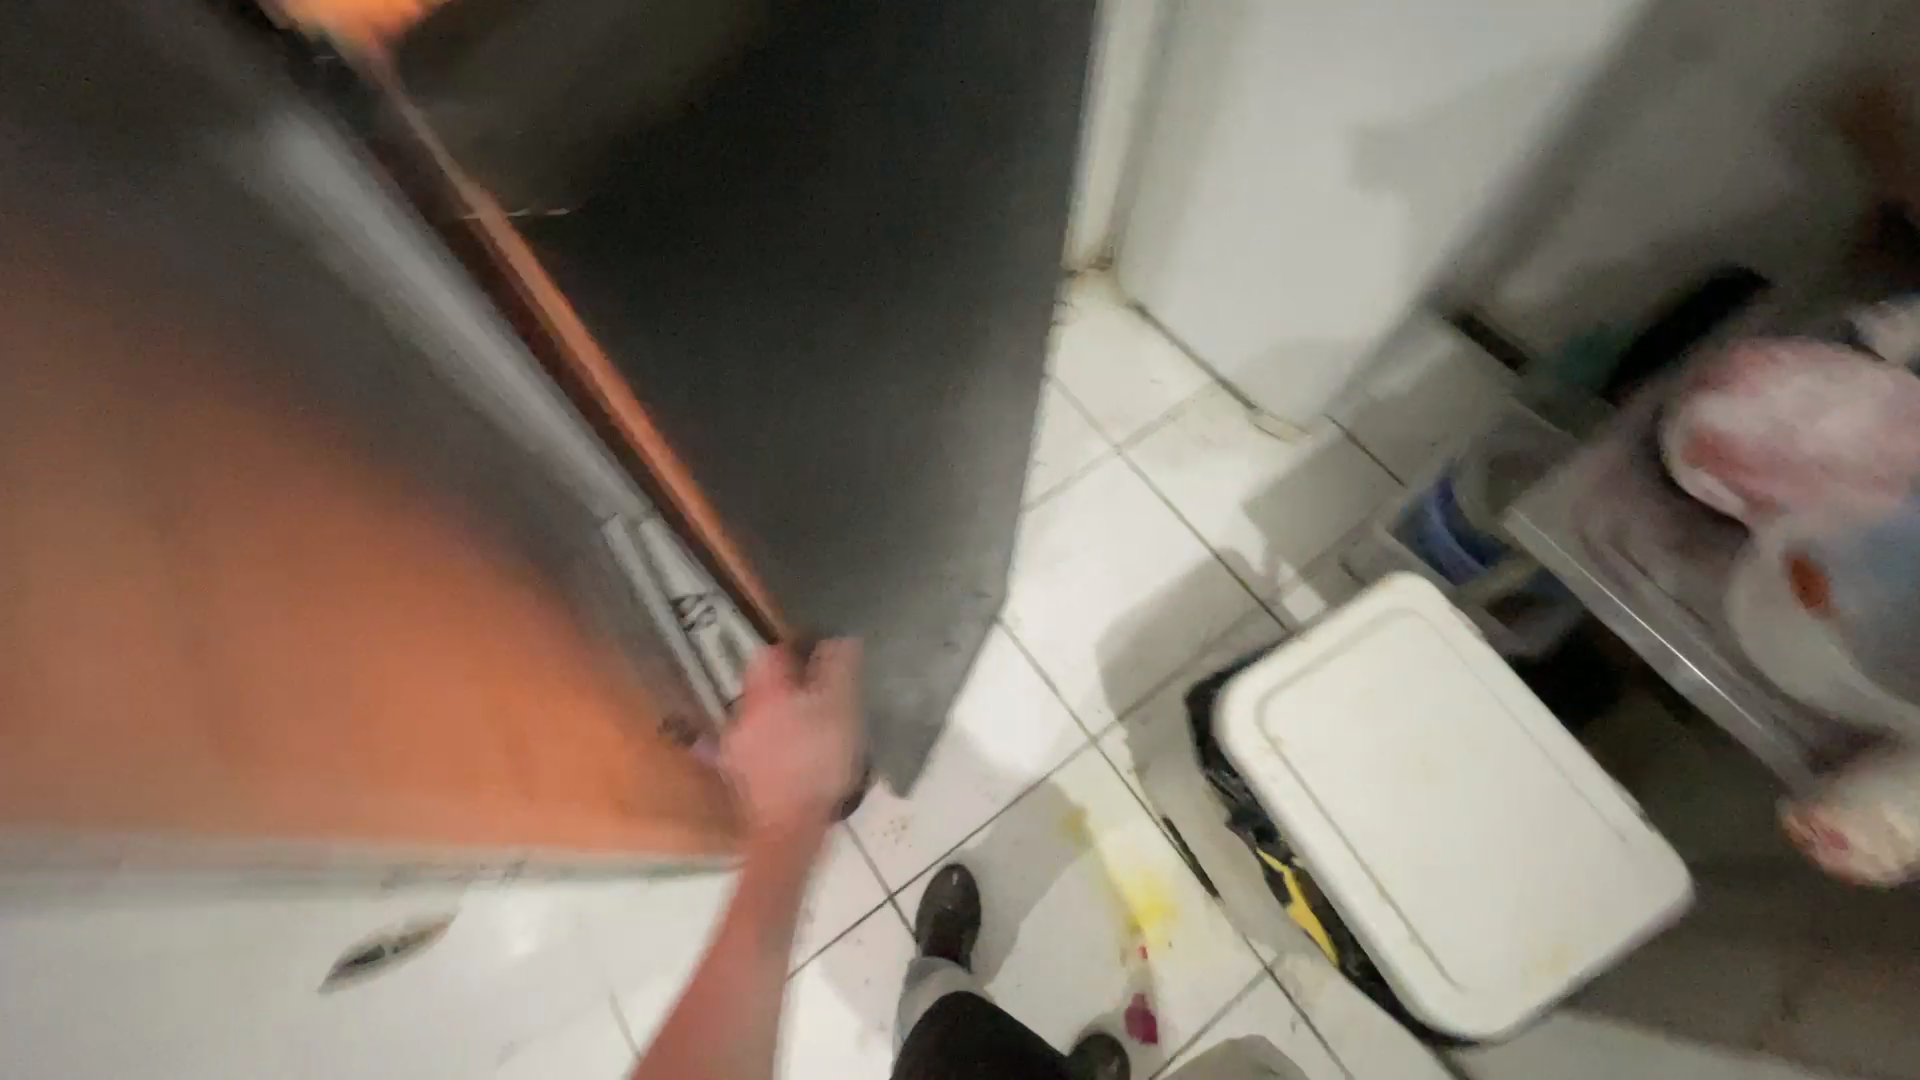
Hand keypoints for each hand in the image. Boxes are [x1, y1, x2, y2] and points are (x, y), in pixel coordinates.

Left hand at [722, 640, 864, 840]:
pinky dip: (780, 746)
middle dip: (793, 686)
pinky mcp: (741, 777)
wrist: (790, 829)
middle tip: (826, 696)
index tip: (820, 659)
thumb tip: (841, 637)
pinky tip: (803, 760)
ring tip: (818, 731)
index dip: (795, 648)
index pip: (770, 652)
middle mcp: (743, 713)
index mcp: (765, 691)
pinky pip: (762, 747)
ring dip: (787, 717)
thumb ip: (839, 667)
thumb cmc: (819, 760)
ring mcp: (737, 748)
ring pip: (764, 717)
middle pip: (766, 685)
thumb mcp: (842, 707)